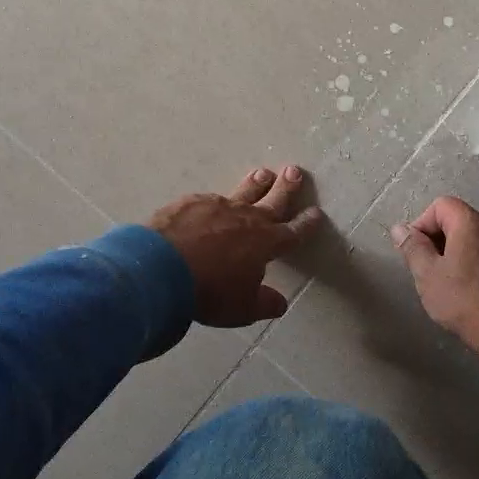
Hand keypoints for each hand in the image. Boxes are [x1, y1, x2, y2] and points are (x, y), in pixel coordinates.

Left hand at [148, 165, 325, 336]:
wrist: (163, 267)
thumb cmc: (210, 291)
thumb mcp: (242, 307)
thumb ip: (263, 303)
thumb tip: (281, 303)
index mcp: (265, 243)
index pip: (293, 232)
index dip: (306, 224)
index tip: (316, 213)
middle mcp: (246, 219)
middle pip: (273, 200)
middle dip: (286, 188)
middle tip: (294, 171)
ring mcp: (218, 207)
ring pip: (242, 192)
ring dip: (254, 184)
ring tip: (262, 173)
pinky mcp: (191, 203)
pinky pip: (208, 201)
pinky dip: (214, 202)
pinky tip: (210, 203)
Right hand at [390, 197, 478, 367]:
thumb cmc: (463, 301)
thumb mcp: (428, 275)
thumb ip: (413, 247)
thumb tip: (400, 228)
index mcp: (472, 224)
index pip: (441, 205)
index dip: (422, 223)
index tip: (415, 250)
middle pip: (459, 219)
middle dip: (438, 238)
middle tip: (427, 268)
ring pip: (474, 238)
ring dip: (455, 252)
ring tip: (446, 281)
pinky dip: (473, 263)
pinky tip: (467, 289)